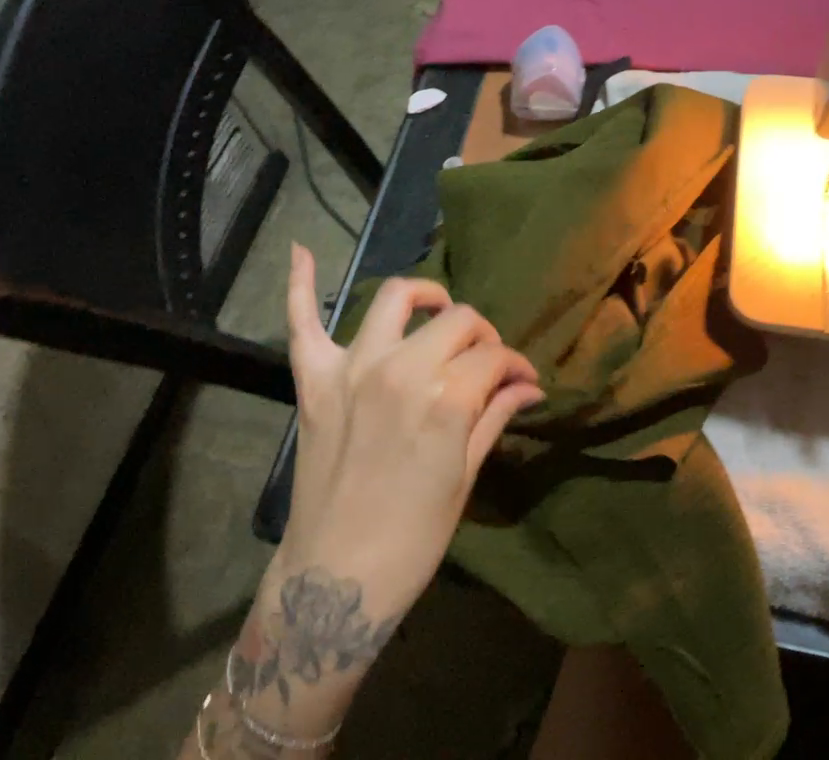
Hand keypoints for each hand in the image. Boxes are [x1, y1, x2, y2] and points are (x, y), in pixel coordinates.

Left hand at [280, 244, 543, 611]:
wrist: (336, 576)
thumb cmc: (414, 538)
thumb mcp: (465, 477)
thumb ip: (493, 417)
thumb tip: (528, 386)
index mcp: (446, 398)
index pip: (494, 357)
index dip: (515, 365)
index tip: (524, 382)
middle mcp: (401, 368)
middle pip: (457, 320)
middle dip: (482, 336)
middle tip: (486, 363)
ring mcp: (351, 368)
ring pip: (396, 299)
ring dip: (426, 298)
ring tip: (438, 312)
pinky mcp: (313, 379)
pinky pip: (301, 321)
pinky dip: (300, 285)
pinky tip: (302, 251)